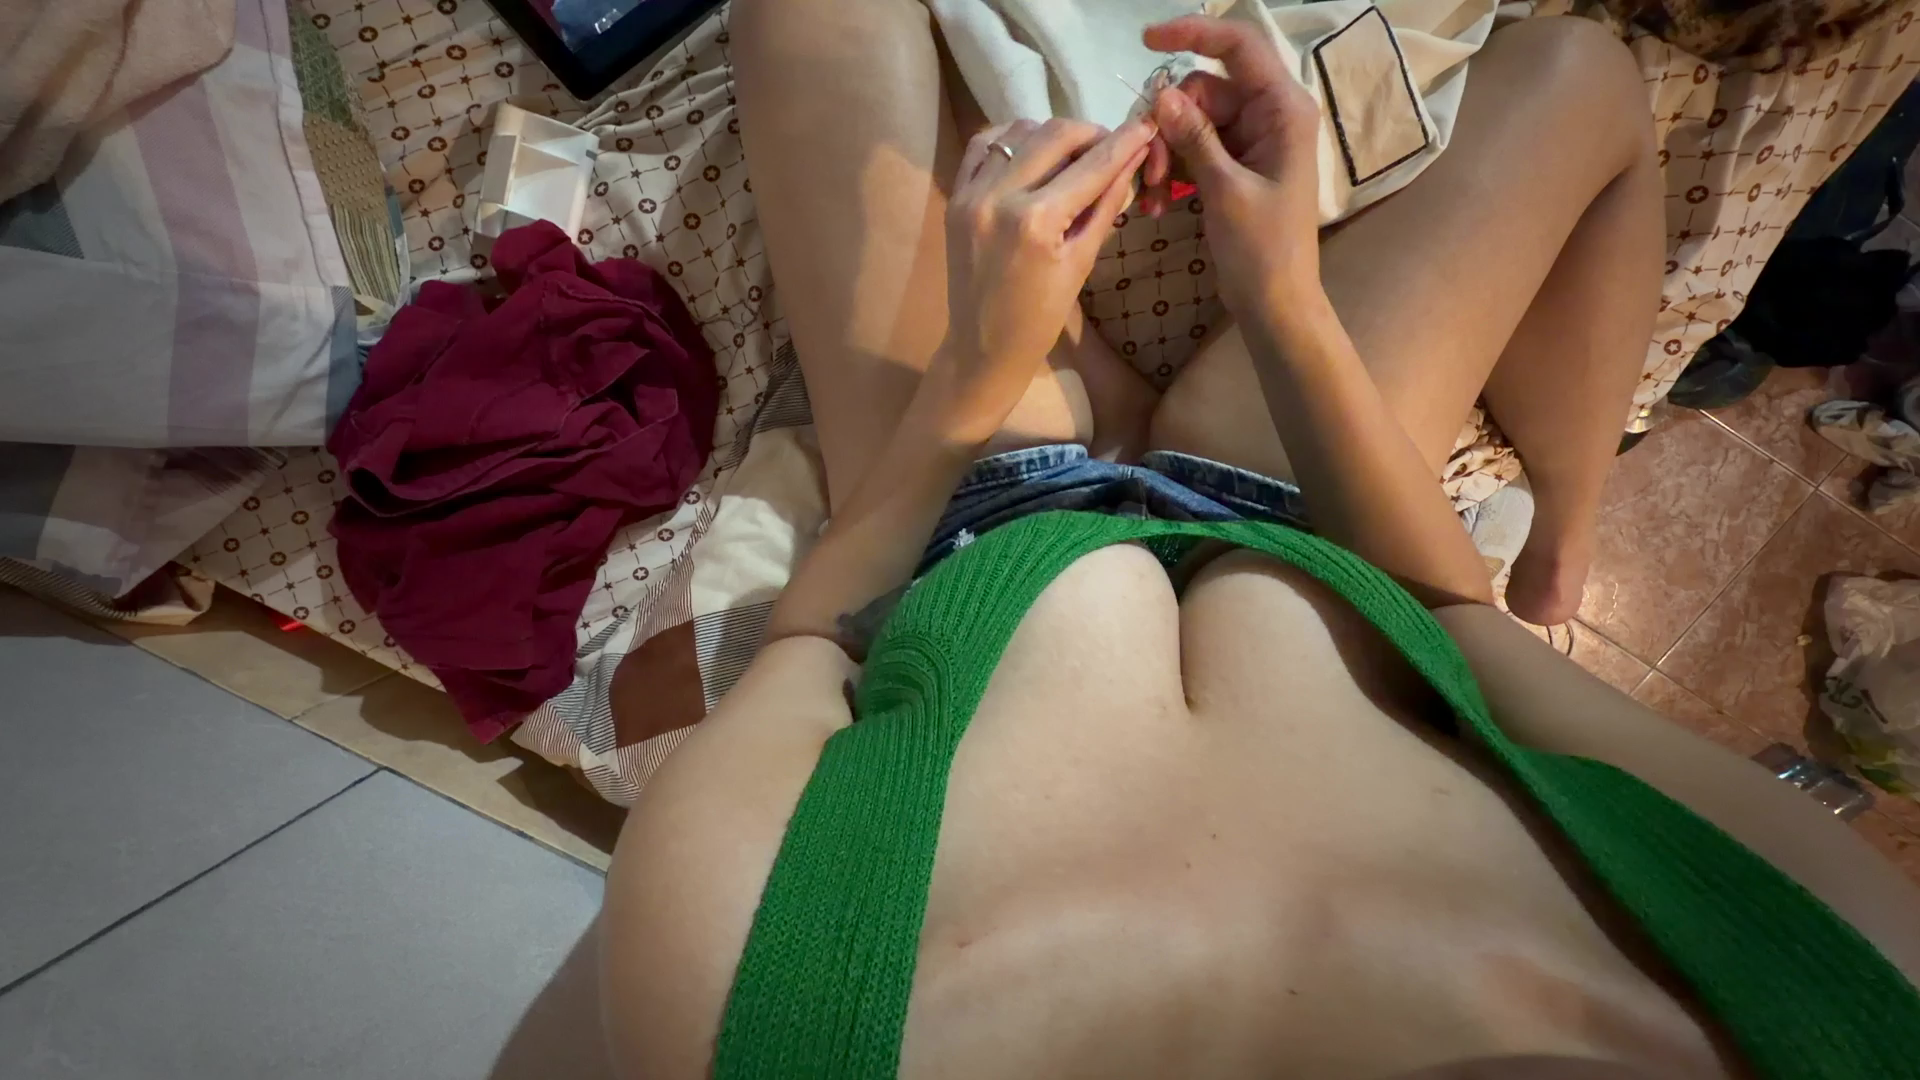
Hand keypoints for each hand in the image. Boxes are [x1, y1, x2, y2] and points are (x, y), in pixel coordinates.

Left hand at [939, 116, 1152, 438]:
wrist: (982, 348)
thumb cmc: (1039, 320)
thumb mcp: (1080, 264)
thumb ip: (1105, 206)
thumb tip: (1132, 160)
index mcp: (1036, 221)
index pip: (1092, 165)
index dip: (1124, 142)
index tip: (1146, 125)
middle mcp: (1000, 197)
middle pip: (1056, 134)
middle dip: (1090, 133)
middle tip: (1109, 147)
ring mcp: (972, 195)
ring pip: (1020, 132)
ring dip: (1052, 135)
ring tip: (1071, 157)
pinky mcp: (956, 198)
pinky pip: (984, 146)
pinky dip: (1011, 139)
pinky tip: (1030, 153)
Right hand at [1139, 15, 1324, 320]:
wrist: (1273, 302)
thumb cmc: (1262, 248)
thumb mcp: (1225, 190)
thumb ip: (1195, 139)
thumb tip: (1162, 95)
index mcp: (1282, 110)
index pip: (1239, 48)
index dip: (1194, 34)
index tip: (1147, 40)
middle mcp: (1267, 117)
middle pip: (1204, 93)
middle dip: (1169, 127)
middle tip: (1149, 173)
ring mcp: (1248, 145)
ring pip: (1192, 126)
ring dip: (1165, 157)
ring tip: (1152, 199)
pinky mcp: (1232, 170)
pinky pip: (1194, 155)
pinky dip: (1172, 175)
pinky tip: (1157, 205)